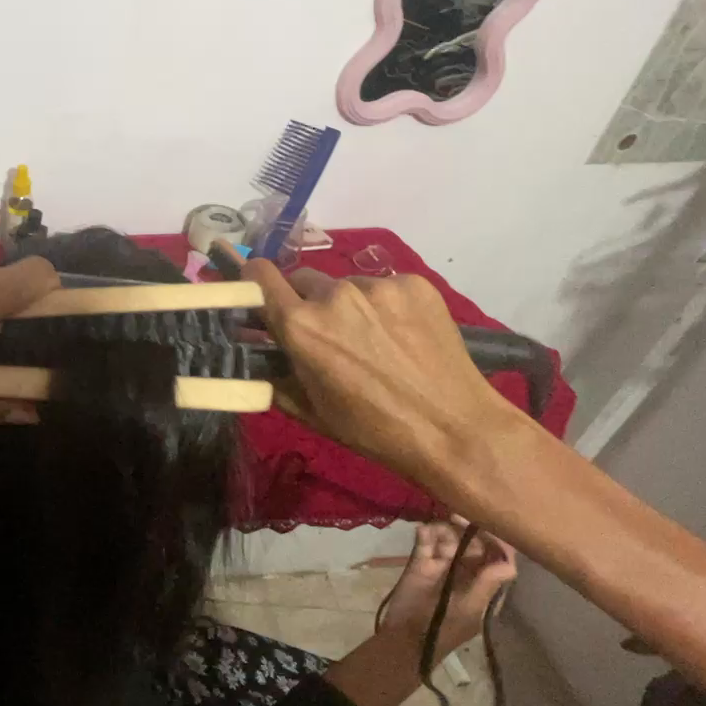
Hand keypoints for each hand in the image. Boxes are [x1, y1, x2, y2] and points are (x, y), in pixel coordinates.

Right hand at [242, 257, 528, 494]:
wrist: (456, 431)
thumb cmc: (372, 429)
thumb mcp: (307, 410)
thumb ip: (269, 373)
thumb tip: (248, 350)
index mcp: (300, 325)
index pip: (258, 274)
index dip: (254, 283)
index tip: (260, 297)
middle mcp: (334, 294)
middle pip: (301, 279)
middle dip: (304, 302)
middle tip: (325, 334)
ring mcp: (377, 286)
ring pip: (344, 285)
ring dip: (346, 305)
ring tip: (372, 340)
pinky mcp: (414, 284)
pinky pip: (382, 287)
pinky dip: (383, 306)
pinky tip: (400, 335)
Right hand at [376, 519, 517, 659]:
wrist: (404, 638)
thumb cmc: (442, 627)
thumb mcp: (468, 609)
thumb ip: (487, 584)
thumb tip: (510, 562)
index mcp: (484, 585)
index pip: (499, 559)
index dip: (498, 542)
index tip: (489, 524)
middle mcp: (466, 572)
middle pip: (474, 544)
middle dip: (468, 529)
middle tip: (455, 516)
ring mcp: (442, 566)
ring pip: (449, 540)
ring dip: (444, 530)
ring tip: (434, 531)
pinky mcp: (420, 562)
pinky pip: (425, 543)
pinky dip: (425, 534)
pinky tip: (423, 531)